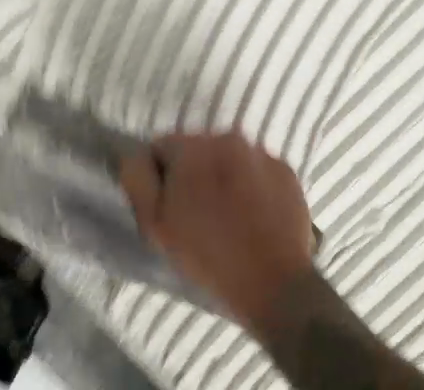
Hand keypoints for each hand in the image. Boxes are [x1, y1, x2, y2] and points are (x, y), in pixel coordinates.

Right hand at [119, 132, 316, 332]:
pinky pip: (258, 170)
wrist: (274, 285)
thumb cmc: (208, 255)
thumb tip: (136, 156)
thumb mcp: (155, 224)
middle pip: (197, 149)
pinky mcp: (286, 171)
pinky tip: (253, 215)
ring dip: (223, 176)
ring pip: (229, 158)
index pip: (161, 147)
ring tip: (228, 215)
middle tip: (197, 212)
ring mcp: (261, 153)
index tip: (168, 205)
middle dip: (193, 173)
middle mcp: (228, 138)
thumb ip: (137, 180)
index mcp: (192, 147)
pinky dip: (252, 185)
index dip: (160, 177)